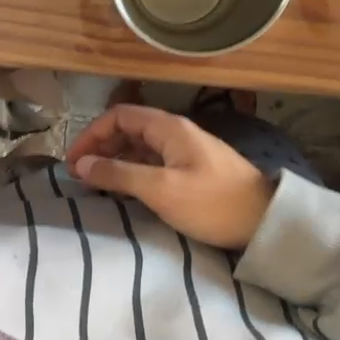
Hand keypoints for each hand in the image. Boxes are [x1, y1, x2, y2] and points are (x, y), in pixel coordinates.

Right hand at [64, 105, 276, 250]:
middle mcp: (176, 133)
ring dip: (115, 161)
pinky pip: (152, 163)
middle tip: (80, 174)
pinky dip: (132, 172)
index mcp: (169, 128)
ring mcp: (186, 152)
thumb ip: (118, 174)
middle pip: (128, 129)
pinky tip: (124, 190)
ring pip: (139, 147)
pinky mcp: (193, 171)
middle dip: (100, 147)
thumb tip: (81, 165)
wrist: (265, 224)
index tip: (74, 161)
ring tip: (96, 184)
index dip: (91, 134)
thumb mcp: (160, 189)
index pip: (119, 115)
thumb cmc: (212, 204)